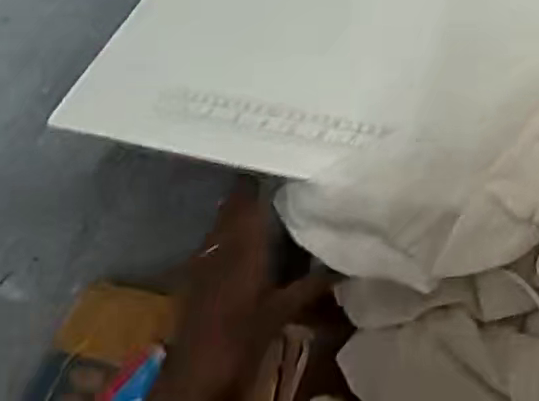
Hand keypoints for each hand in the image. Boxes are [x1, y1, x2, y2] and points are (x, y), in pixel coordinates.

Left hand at [154, 179, 336, 400]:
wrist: (195, 377)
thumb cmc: (242, 337)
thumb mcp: (282, 311)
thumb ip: (312, 284)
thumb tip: (344, 267)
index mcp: (244, 243)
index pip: (248, 197)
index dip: (259, 177)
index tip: (280, 162)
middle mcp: (221, 242)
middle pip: (233, 205)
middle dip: (251, 190)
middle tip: (277, 179)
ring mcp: (203, 258)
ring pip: (222, 222)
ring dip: (238, 211)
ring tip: (264, 203)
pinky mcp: (194, 276)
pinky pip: (214, 241)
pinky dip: (227, 234)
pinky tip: (243, 242)